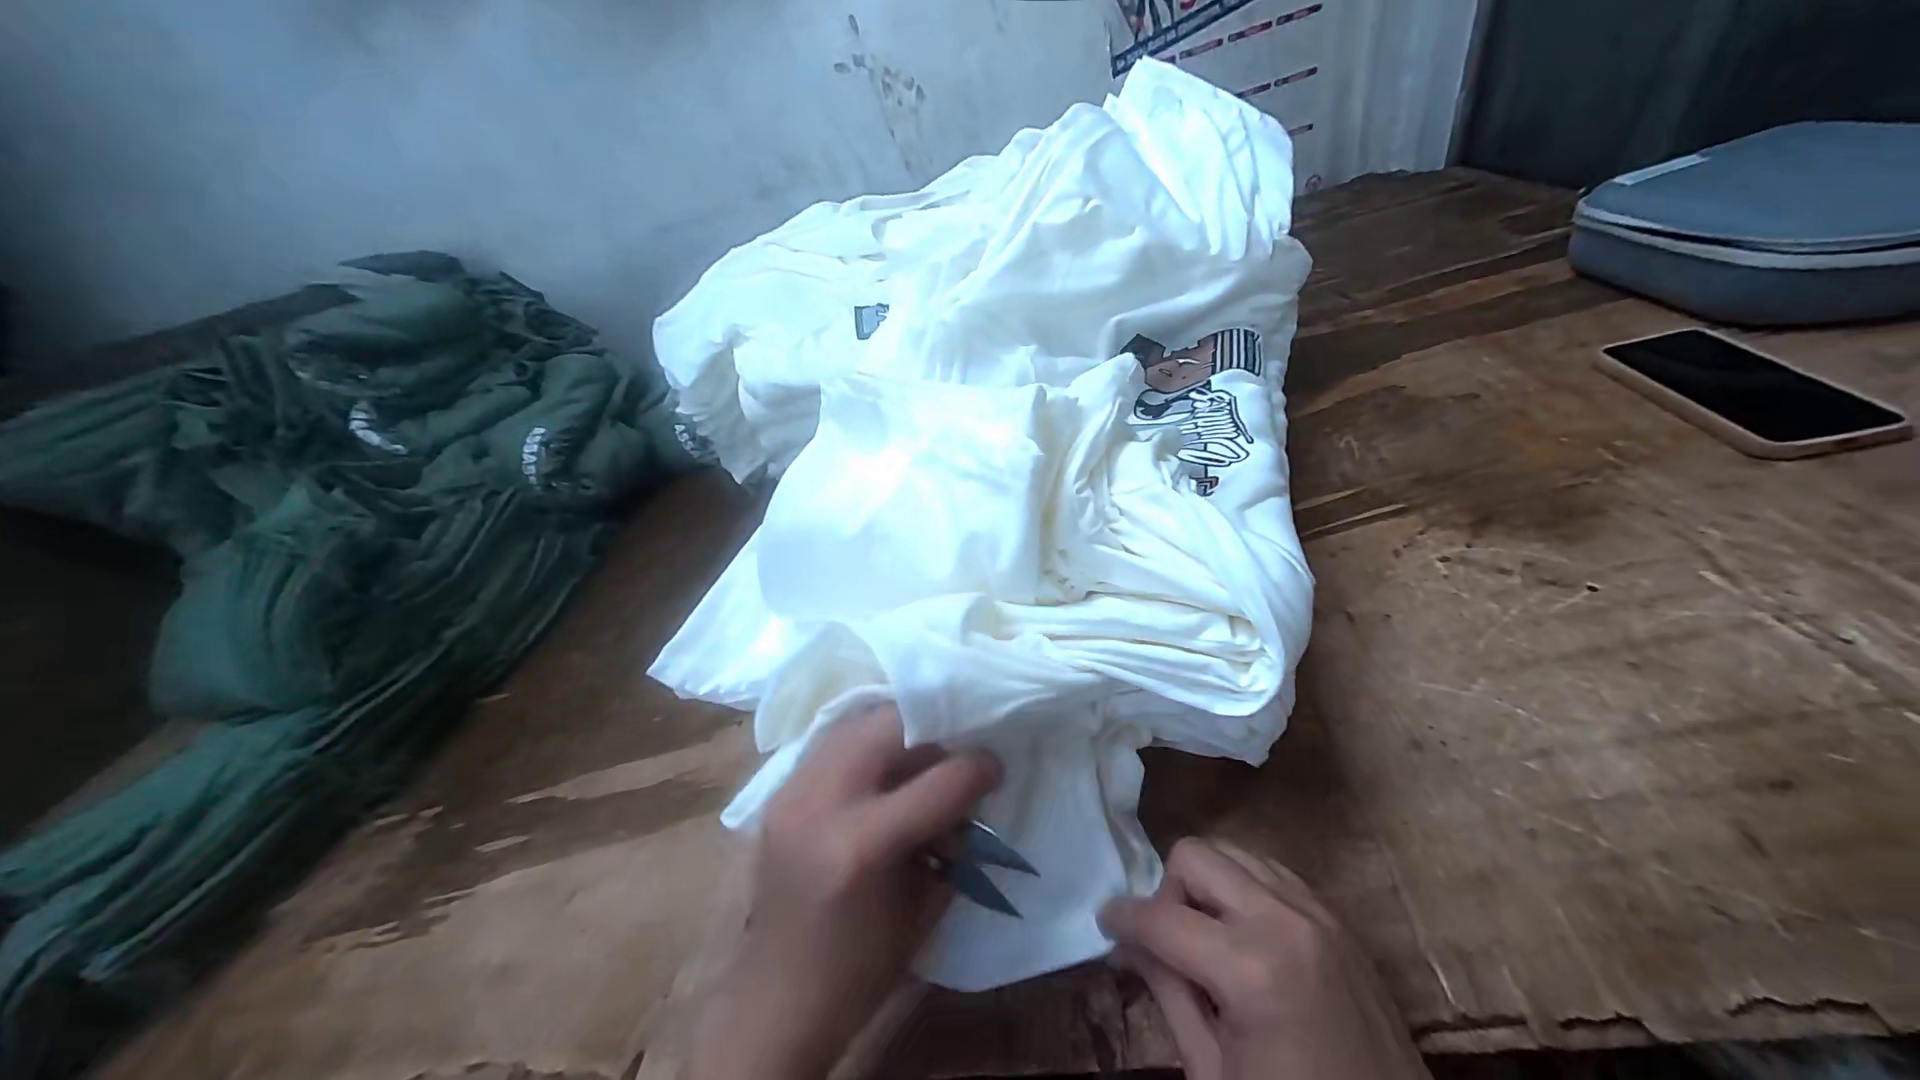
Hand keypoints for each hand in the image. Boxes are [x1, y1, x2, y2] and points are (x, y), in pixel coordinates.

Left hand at [687, 703, 1000, 1079]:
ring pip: (856, 722)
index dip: (978, 768)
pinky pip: (831, 741)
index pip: (938, 781)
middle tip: (958, 748)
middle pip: (888, 726)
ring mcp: (790, 792)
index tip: (996, 765)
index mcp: (861, 845)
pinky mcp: (777, 792)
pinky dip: (866, 741)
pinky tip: (884, 763)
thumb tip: (972, 785)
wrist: (777, 998)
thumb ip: (954, 836)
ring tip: (923, 750)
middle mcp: (819, 803)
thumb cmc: (863, 967)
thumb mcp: (926, 905)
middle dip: (934, 728)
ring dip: (898, 728)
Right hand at [1100, 838, 1429, 1079]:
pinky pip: (1273, 870)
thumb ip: (1167, 994)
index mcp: (1251, 969)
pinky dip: (1246, 888)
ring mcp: (1318, 914)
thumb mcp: (1213, 1072)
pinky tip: (1248, 935)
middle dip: (1168, 892)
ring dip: (1208, 884)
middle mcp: (1284, 921)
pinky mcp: (1339, 920)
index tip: (1106, 924)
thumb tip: (1130, 944)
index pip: (1160, 917)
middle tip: (1171, 942)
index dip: (1121, 918)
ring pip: (1234, 851)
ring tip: (1211, 938)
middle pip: (1196, 856)